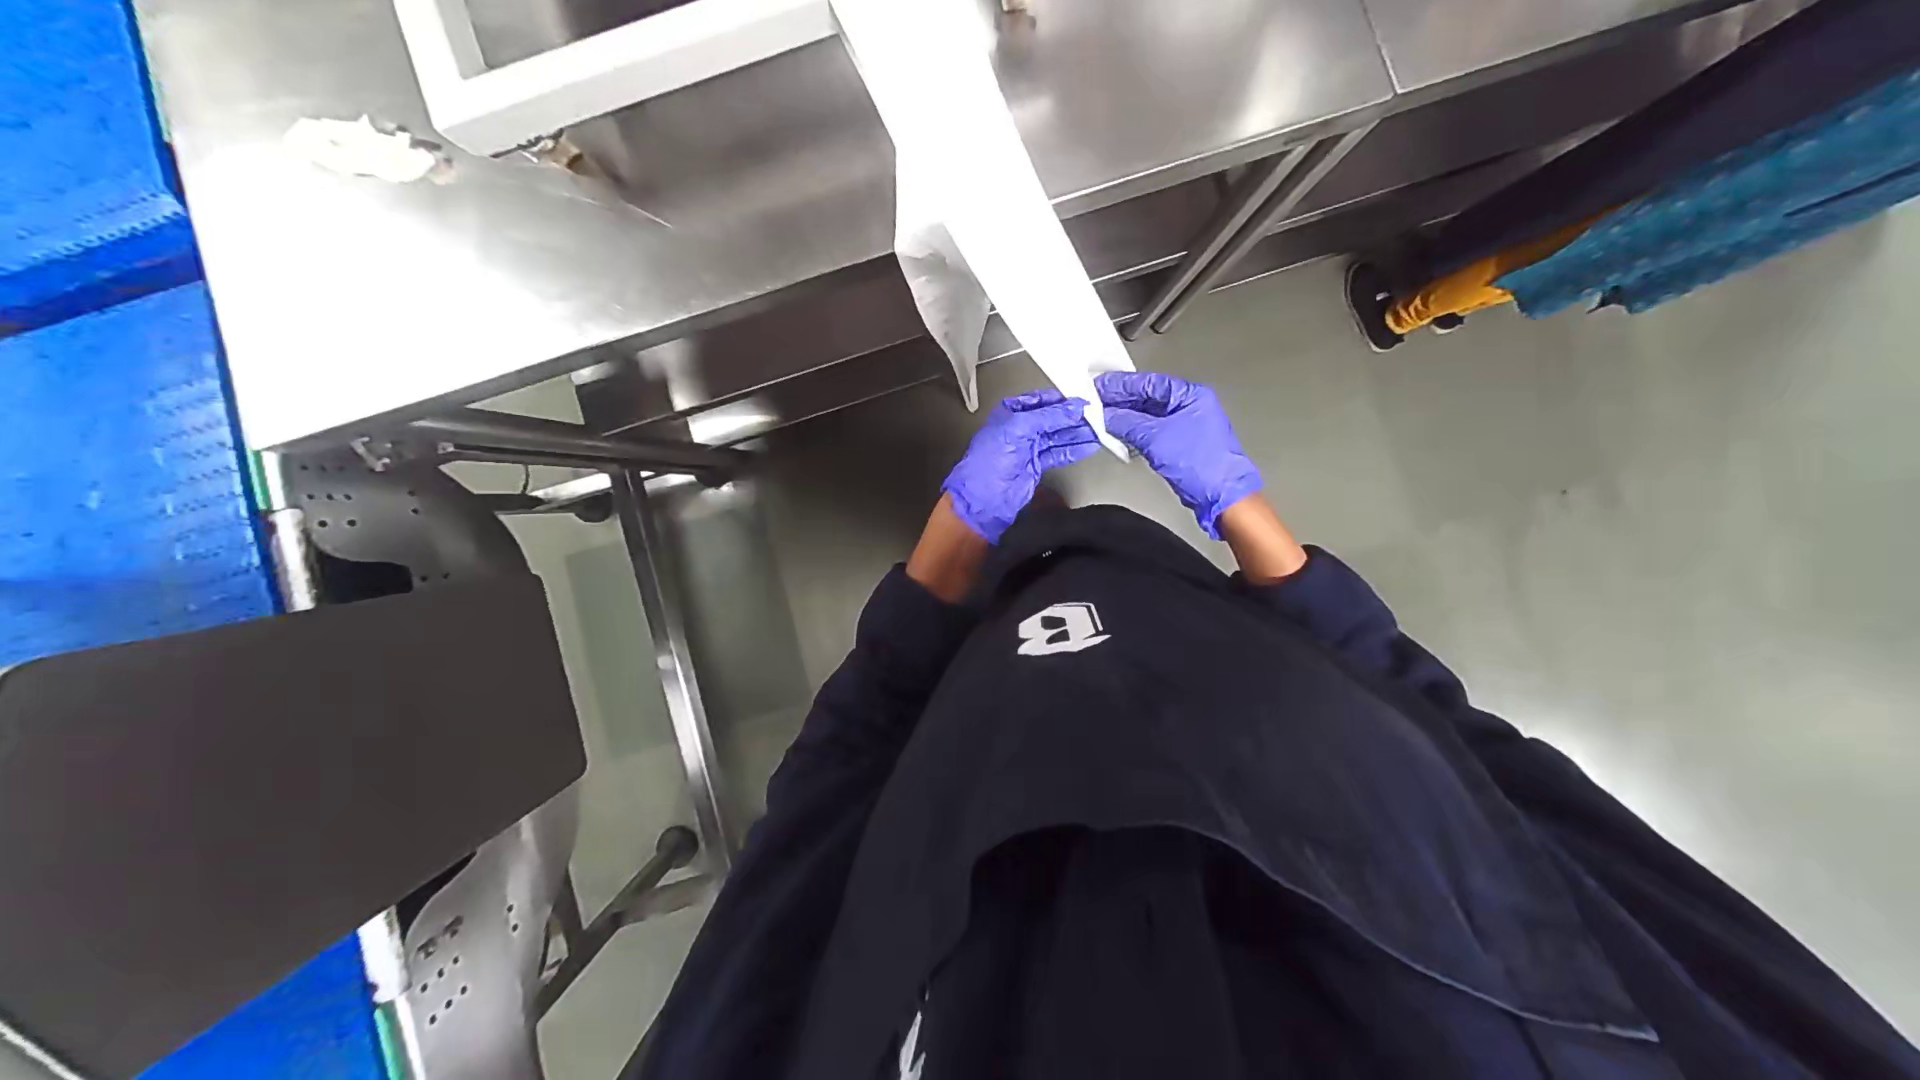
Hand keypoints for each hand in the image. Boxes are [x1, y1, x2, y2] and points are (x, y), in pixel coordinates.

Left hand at [942, 389, 1098, 543]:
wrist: (984, 499)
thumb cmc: (987, 463)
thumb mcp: (1018, 428)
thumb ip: (1048, 416)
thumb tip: (1071, 408)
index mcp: (1009, 414)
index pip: (1040, 401)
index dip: (1061, 400)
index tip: (1082, 400)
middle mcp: (1019, 429)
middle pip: (1052, 419)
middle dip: (1073, 418)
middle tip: (1095, 416)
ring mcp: (1028, 448)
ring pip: (1058, 436)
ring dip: (1078, 434)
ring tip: (1097, 430)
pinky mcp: (1036, 465)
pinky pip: (1058, 453)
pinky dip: (1074, 450)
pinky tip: (1088, 446)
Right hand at [1096, 371, 1261, 538]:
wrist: (1221, 496)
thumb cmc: (1201, 464)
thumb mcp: (1156, 438)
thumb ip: (1127, 423)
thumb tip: (1106, 414)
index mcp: (1191, 396)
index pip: (1149, 383)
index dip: (1122, 384)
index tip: (1101, 385)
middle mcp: (1189, 407)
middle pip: (1148, 398)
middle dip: (1121, 401)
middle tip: (1096, 400)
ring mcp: (1185, 427)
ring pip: (1148, 417)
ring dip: (1126, 418)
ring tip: (1102, 417)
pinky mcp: (1179, 445)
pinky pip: (1151, 433)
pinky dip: (1134, 432)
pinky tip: (1118, 433)